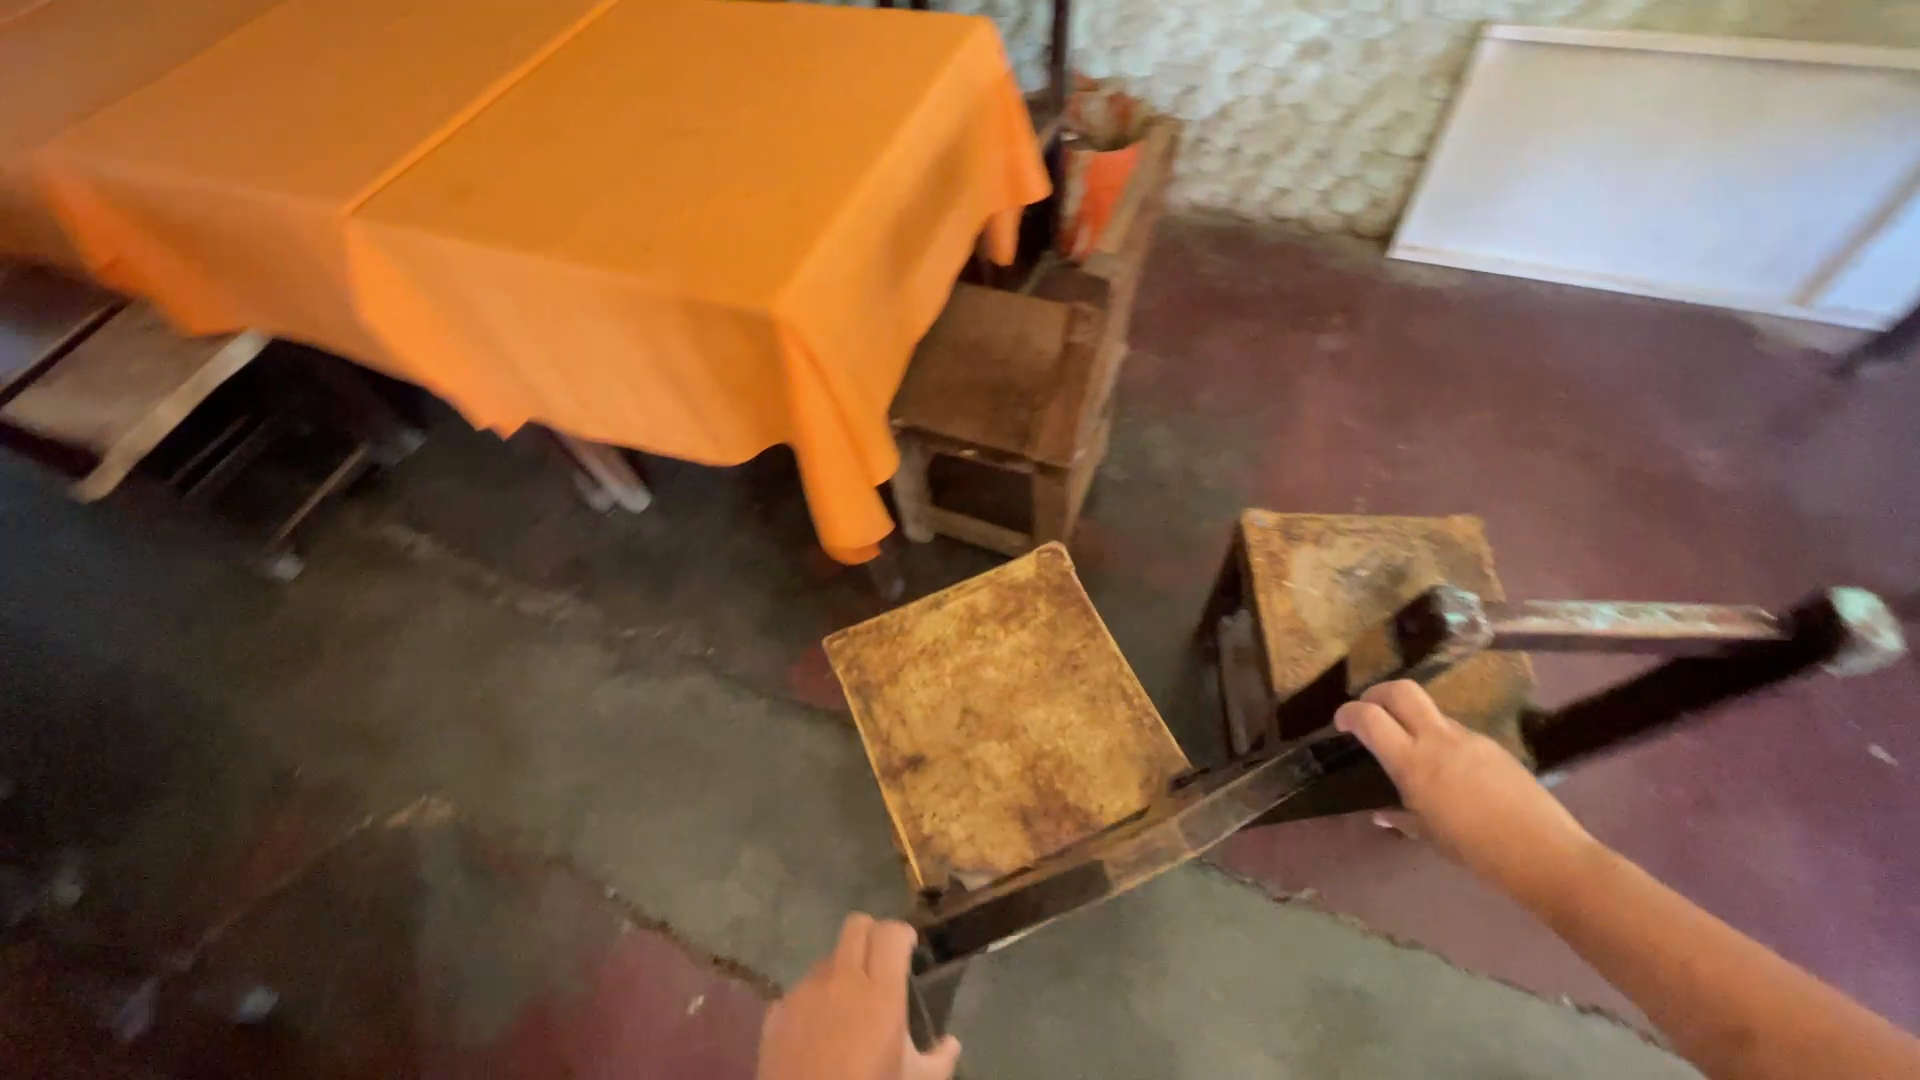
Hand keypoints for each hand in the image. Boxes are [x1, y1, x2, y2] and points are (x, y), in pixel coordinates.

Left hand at [756, 914, 961, 1079]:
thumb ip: (938, 1060)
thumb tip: (951, 1043)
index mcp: (881, 993)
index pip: (891, 932)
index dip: (902, 935)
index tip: (908, 949)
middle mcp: (842, 980)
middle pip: (857, 925)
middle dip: (872, 935)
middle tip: (880, 961)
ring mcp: (805, 992)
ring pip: (828, 958)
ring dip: (842, 969)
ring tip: (848, 1003)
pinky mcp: (777, 1011)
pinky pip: (801, 989)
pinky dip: (814, 1000)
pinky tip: (818, 1030)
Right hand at [1335, 681, 1599, 896]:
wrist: (1548, 856)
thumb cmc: (1478, 852)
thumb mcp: (1430, 836)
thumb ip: (1401, 818)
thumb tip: (1381, 814)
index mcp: (1414, 763)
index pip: (1369, 717)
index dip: (1348, 713)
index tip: (1341, 724)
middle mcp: (1438, 740)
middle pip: (1401, 691)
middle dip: (1378, 693)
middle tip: (1370, 712)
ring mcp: (1470, 739)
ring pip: (1431, 712)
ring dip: (1413, 720)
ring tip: (1412, 751)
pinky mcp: (1494, 747)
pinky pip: (1457, 732)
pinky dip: (1441, 740)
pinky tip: (1450, 772)